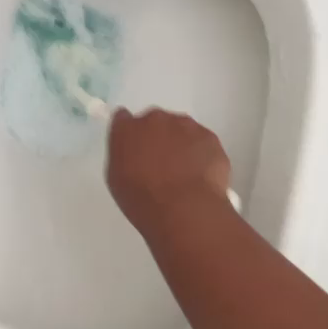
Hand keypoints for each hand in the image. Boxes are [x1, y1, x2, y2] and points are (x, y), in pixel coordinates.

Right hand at [106, 108, 232, 231]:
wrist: (184, 209)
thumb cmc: (142, 200)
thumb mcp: (117, 179)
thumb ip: (123, 155)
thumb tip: (132, 150)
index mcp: (126, 129)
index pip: (124, 118)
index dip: (130, 133)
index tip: (135, 149)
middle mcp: (154, 119)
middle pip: (155, 122)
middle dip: (158, 138)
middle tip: (161, 164)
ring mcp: (185, 125)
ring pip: (181, 129)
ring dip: (181, 143)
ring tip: (185, 172)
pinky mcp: (209, 137)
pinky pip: (203, 142)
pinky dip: (202, 154)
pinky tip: (201, 176)